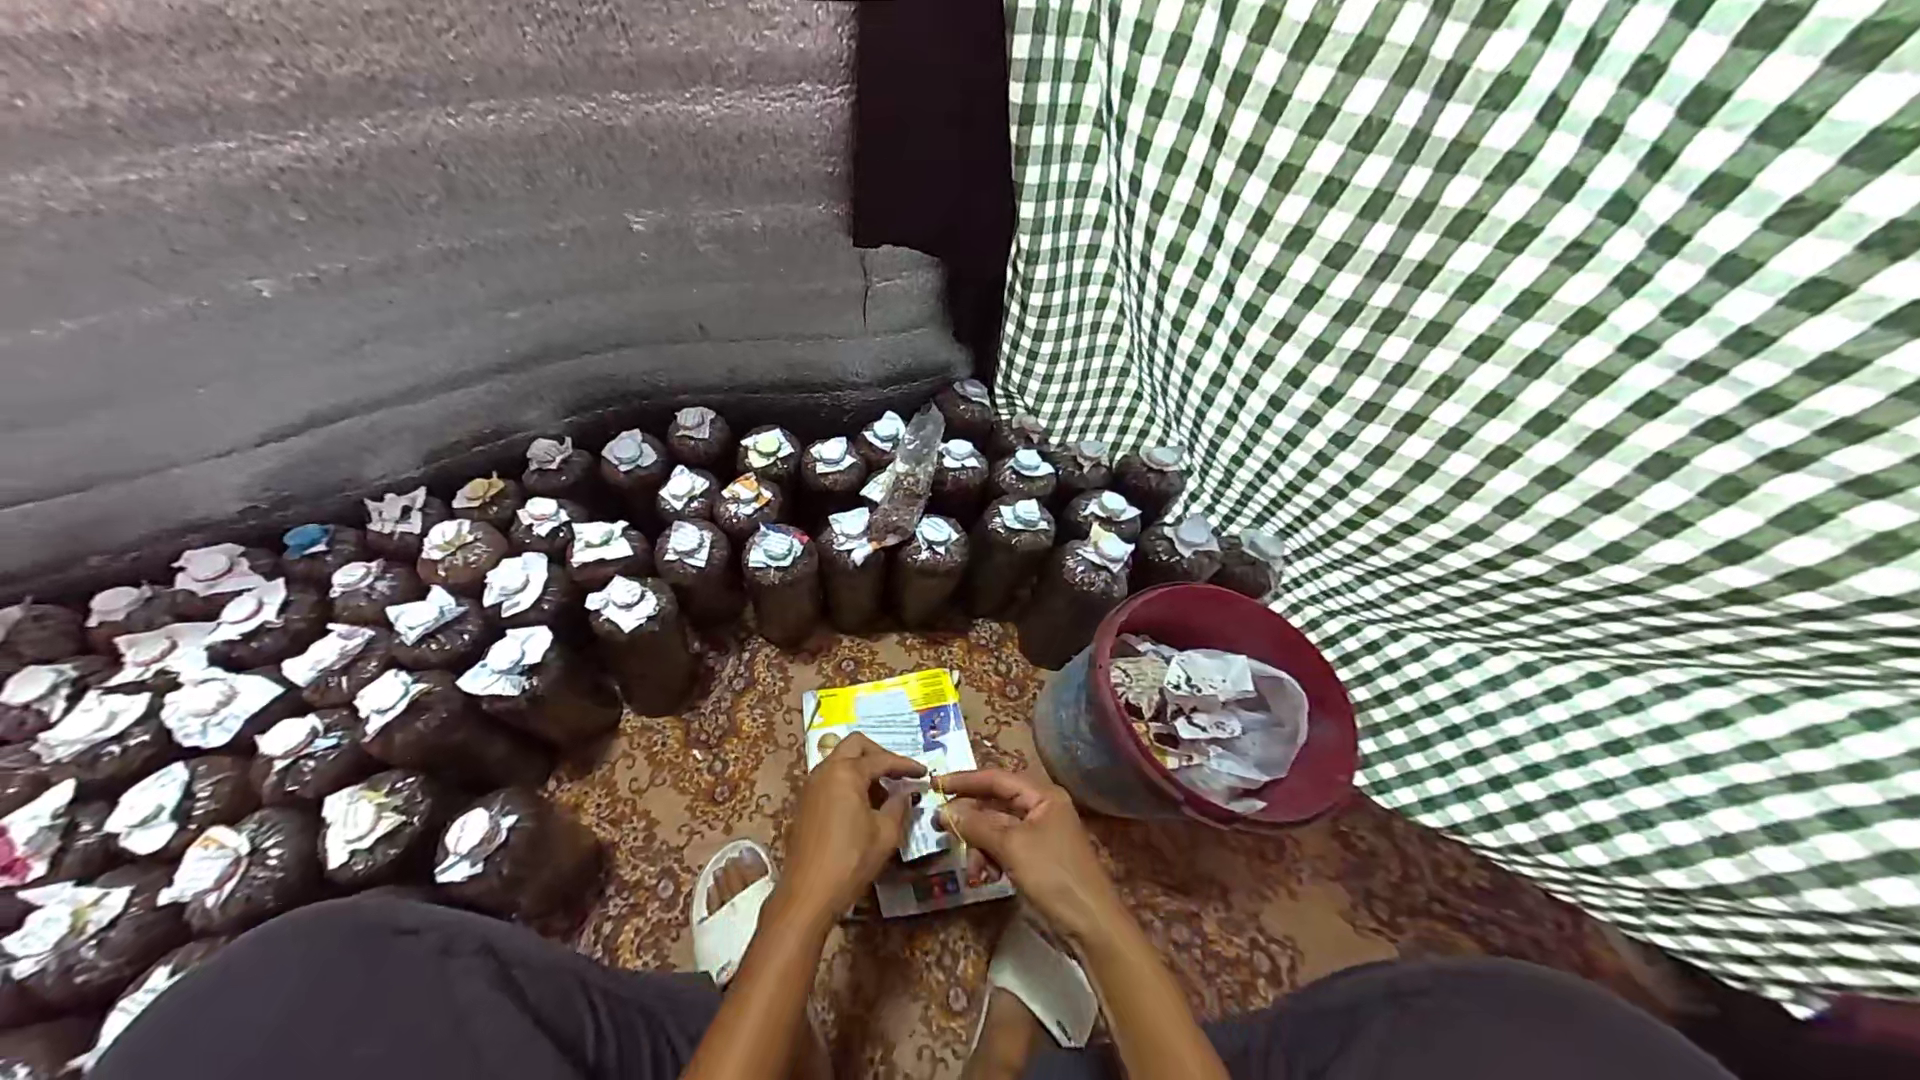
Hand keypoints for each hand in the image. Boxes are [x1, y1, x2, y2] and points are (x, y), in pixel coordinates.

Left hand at [778, 733, 925, 920]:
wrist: (807, 895)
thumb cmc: (851, 860)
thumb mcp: (885, 834)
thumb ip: (899, 806)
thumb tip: (905, 793)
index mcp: (846, 772)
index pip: (882, 759)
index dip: (905, 765)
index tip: (923, 772)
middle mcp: (825, 771)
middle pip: (855, 746)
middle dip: (879, 755)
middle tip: (898, 774)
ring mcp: (811, 786)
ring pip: (840, 761)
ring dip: (863, 769)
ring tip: (884, 795)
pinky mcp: (804, 804)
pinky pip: (830, 779)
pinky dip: (849, 783)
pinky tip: (863, 808)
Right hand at [937, 770, 1124, 943]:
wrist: (1091, 927)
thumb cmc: (1054, 876)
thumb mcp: (1012, 846)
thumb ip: (976, 824)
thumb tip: (945, 810)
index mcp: (1042, 795)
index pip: (996, 778)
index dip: (965, 780)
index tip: (935, 784)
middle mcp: (1041, 809)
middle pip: (994, 805)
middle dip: (970, 821)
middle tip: (942, 831)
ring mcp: (1038, 835)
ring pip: (994, 830)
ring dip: (979, 848)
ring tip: (974, 872)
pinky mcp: (1034, 860)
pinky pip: (1003, 850)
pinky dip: (990, 861)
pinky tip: (985, 879)